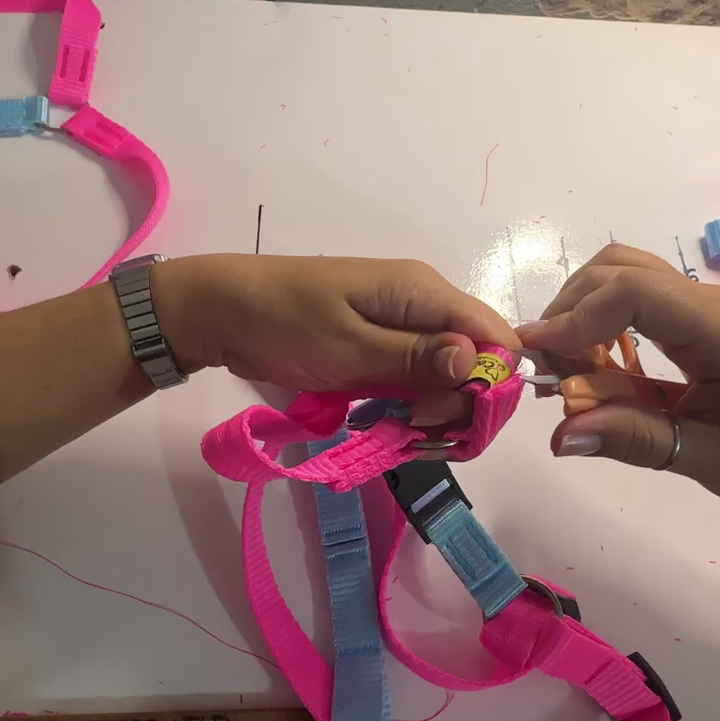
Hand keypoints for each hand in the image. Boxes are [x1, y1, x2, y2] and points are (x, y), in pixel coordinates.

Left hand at [153, 254, 519, 421]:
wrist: (224, 309)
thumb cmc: (285, 323)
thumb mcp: (350, 347)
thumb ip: (416, 357)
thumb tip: (478, 361)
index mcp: (423, 292)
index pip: (494, 336)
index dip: (490, 383)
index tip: (449, 418)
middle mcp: (423, 303)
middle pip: (476, 359)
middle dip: (460, 402)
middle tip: (413, 426)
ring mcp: (402, 325)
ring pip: (449, 373)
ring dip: (435, 408)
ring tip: (398, 428)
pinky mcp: (382, 344)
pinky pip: (417, 376)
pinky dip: (411, 403)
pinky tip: (390, 422)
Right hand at [516, 243, 719, 521]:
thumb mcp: (708, 460)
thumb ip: (634, 439)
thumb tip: (560, 435)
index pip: (634, 292)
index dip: (575, 316)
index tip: (535, 356)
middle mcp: (714, 301)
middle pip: (619, 269)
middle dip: (569, 309)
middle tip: (548, 369)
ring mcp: (706, 304)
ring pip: (622, 275)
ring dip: (581, 310)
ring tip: (567, 366)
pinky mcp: (697, 317)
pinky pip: (635, 298)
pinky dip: (600, 319)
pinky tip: (594, 362)